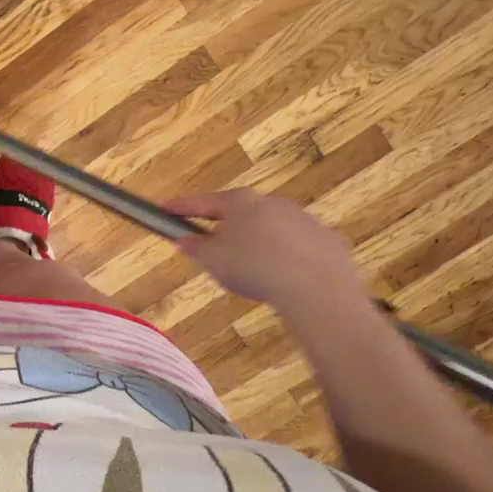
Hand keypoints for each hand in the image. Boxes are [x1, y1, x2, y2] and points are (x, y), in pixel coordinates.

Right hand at [169, 189, 366, 315]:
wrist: (316, 288)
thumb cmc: (254, 267)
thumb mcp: (212, 260)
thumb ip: (196, 247)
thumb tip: (186, 239)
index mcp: (241, 202)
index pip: (202, 202)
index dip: (181, 207)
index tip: (164, 208)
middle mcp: (273, 202)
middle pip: (241, 212)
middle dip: (225, 226)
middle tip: (212, 247)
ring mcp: (305, 219)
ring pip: (271, 229)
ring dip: (258, 242)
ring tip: (251, 269)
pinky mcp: (328, 240)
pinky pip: (298, 247)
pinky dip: (287, 257)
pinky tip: (284, 277)